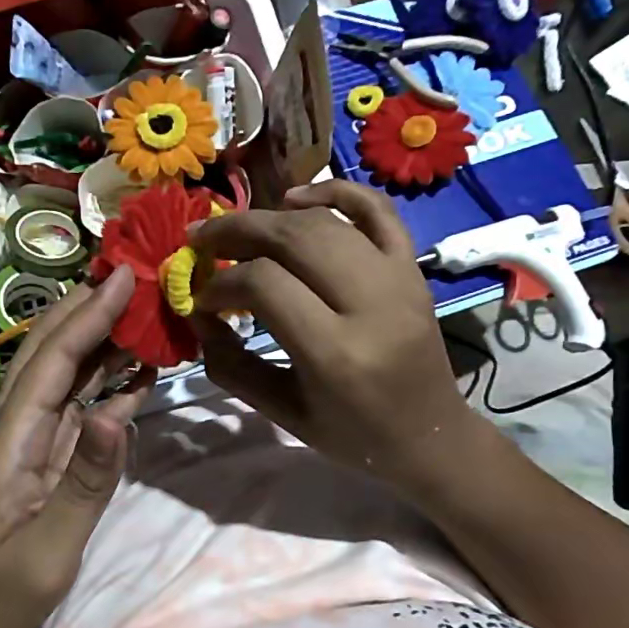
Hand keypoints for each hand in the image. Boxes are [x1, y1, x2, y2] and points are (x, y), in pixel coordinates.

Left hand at [0, 267, 152, 627]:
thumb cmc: (1, 594)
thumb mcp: (48, 549)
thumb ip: (87, 481)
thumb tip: (118, 411)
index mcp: (8, 440)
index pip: (52, 362)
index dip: (88, 317)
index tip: (124, 278)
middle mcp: (15, 427)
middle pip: (52, 353)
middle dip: (90, 310)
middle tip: (137, 277)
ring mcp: (30, 441)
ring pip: (67, 375)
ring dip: (104, 340)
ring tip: (146, 310)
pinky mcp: (45, 457)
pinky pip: (79, 407)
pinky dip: (110, 383)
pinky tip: (140, 369)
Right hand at [185, 180, 478, 487]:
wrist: (429, 436)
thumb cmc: (353, 435)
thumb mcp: (283, 412)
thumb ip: (232, 365)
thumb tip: (199, 314)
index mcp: (336, 353)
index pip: (265, 284)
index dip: (222, 282)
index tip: (202, 298)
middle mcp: (371, 305)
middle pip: (293, 238)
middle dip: (237, 231)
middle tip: (200, 241)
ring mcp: (399, 279)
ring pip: (326, 221)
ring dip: (272, 215)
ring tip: (236, 229)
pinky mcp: (413, 269)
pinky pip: (378, 209)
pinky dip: (336, 191)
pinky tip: (295, 198)